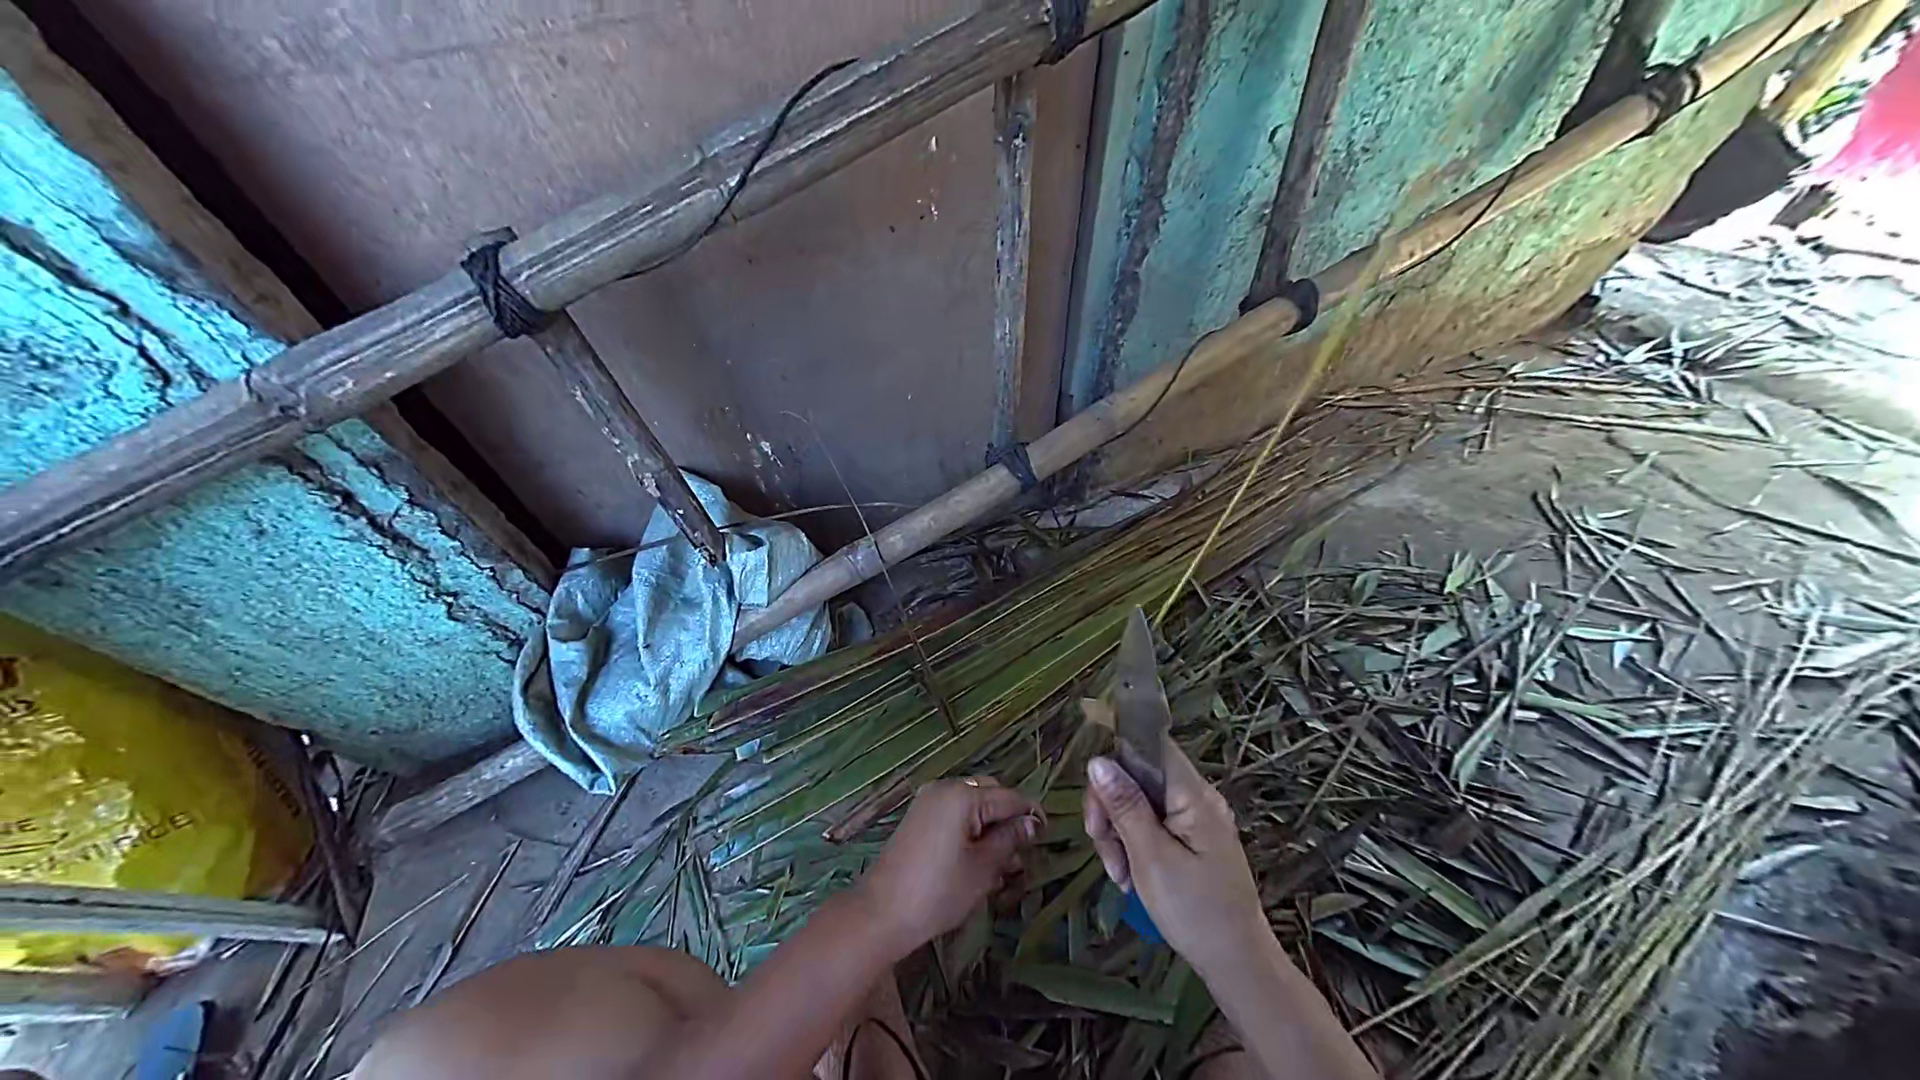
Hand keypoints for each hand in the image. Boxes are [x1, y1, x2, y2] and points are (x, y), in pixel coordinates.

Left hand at [858, 777, 1042, 954]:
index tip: (1049, 836)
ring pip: (973, 806)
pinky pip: (955, 814)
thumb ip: (1009, 839)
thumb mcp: (983, 867)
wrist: (882, 914)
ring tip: (1003, 866)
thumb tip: (1032, 823)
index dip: (1031, 815)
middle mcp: (944, 789)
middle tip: (1023, 854)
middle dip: (1009, 820)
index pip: (1009, 797)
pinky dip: (971, 830)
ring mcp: (928, 802)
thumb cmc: (938, 891)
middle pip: (990, 795)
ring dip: (991, 828)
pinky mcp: (919, 818)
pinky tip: (980, 861)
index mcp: (962, 795)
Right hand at [1083, 739, 1269, 973]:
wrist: (1238, 965)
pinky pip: (1152, 822)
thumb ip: (1125, 806)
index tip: (1098, 803)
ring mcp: (1195, 817)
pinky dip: (1133, 843)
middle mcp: (1197, 796)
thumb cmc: (1195, 911)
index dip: (1115, 761)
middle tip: (1104, 851)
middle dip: (1111, 808)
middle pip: (1137, 776)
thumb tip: (1097, 760)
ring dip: (1118, 831)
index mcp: (1193, 794)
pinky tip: (1130, 874)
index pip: (1148, 746)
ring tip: (1119, 874)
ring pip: (1139, 801)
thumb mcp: (1150, 858)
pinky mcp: (1191, 837)